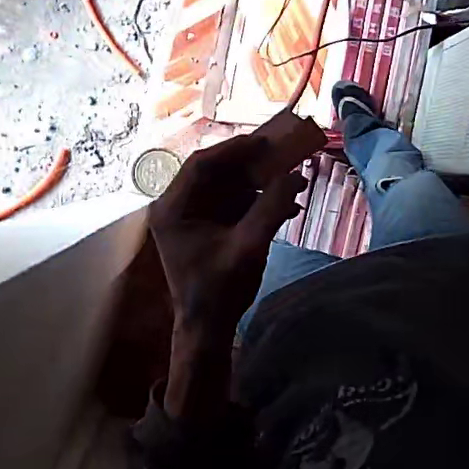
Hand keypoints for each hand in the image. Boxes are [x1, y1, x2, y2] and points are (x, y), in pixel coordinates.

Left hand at [148, 134, 304, 418]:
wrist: (208, 328)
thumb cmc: (220, 290)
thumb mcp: (248, 248)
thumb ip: (271, 209)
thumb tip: (295, 178)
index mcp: (173, 209)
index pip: (202, 165)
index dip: (234, 150)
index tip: (266, 141)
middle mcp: (178, 207)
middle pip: (214, 170)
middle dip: (250, 163)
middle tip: (281, 152)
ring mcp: (193, 216)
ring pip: (226, 184)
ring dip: (259, 181)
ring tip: (292, 179)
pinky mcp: (208, 226)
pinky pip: (233, 201)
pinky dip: (258, 199)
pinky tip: (287, 204)